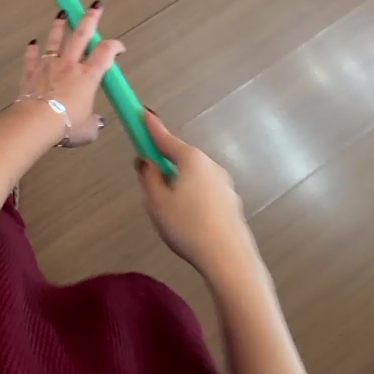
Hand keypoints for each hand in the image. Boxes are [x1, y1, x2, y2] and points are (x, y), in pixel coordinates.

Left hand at [19, 3, 123, 146]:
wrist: (35, 123)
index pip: (105, 53)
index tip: (119, 47)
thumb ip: (93, 123)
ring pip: (55, 40)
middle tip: (95, 5)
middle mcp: (69, 65)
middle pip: (81, 35)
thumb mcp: (87, 130)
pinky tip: (32, 43)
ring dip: (59, 26)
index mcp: (87, 76)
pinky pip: (31, 57)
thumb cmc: (66, 126)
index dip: (115, 46)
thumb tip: (97, 123)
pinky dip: (32, 50)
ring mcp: (48, 65)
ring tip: (61, 14)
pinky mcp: (31, 72)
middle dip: (90, 18)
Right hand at [134, 110, 258, 277]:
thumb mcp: (157, 203)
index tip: (141, 113)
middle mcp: (210, 165)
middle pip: (182, 158)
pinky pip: (207, 193)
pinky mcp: (232, 204)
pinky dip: (195, 198)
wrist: (230, 260)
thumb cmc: (188, 227)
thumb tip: (147, 162)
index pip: (165, 138)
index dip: (150, 127)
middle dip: (166, 163)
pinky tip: (191, 222)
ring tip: (171, 211)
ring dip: (181, 183)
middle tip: (151, 180)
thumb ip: (149, 178)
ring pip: (195, 177)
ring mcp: (225, 185)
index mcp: (191, 160)